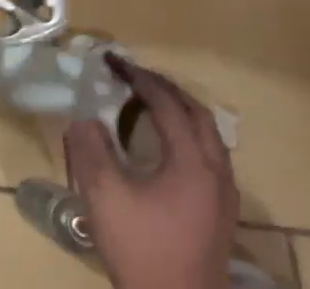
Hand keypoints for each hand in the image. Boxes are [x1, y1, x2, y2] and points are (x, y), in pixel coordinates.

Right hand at [66, 59, 238, 288]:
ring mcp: (224, 194)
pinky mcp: (220, 210)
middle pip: (200, 116)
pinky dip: (186, 134)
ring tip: (146, 100)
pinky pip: (208, 155)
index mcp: (193, 165)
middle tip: (132, 75)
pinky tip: (161, 142)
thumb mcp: (104, 194)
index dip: (141, 80)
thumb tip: (85, 117)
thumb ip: (91, 148)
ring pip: (209, 137)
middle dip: (166, 89)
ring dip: (179, 111)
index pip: (169, 108)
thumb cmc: (142, 245)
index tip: (113, 62)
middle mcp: (217, 173)